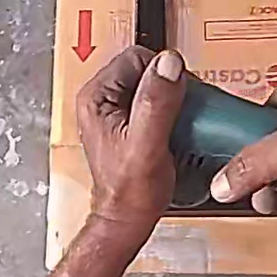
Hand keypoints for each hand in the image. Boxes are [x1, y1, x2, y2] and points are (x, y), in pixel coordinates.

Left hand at [77, 45, 185, 241]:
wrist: (129, 217)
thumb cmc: (130, 190)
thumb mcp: (146, 143)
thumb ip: (156, 102)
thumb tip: (169, 65)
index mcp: (97, 98)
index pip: (137, 58)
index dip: (164, 75)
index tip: (178, 98)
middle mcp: (103, 100)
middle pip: (147, 70)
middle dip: (170, 88)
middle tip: (180, 113)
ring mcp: (116, 113)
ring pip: (154, 86)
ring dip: (172, 101)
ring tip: (177, 124)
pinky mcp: (130, 125)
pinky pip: (157, 104)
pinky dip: (171, 113)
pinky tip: (175, 130)